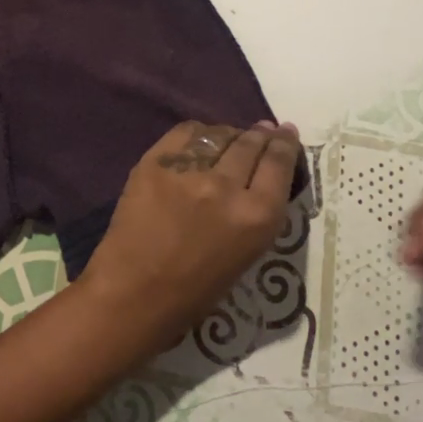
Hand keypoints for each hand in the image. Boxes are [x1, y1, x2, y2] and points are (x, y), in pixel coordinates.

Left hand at [78, 121, 301, 354]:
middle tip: (263, 128)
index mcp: (258, 218)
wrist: (136, 292)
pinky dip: (197, 133)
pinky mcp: (156, 161)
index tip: (286, 132)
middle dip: (260, 135)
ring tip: (231, 136)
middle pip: (250, 144)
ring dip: (230, 134)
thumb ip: (255, 214)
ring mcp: (189, 170)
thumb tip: (258, 181)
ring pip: (219, 135)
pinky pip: (184, 133)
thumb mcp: (245, 255)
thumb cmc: (195, 291)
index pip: (279, 165)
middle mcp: (228, 186)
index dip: (285, 144)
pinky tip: (199, 138)